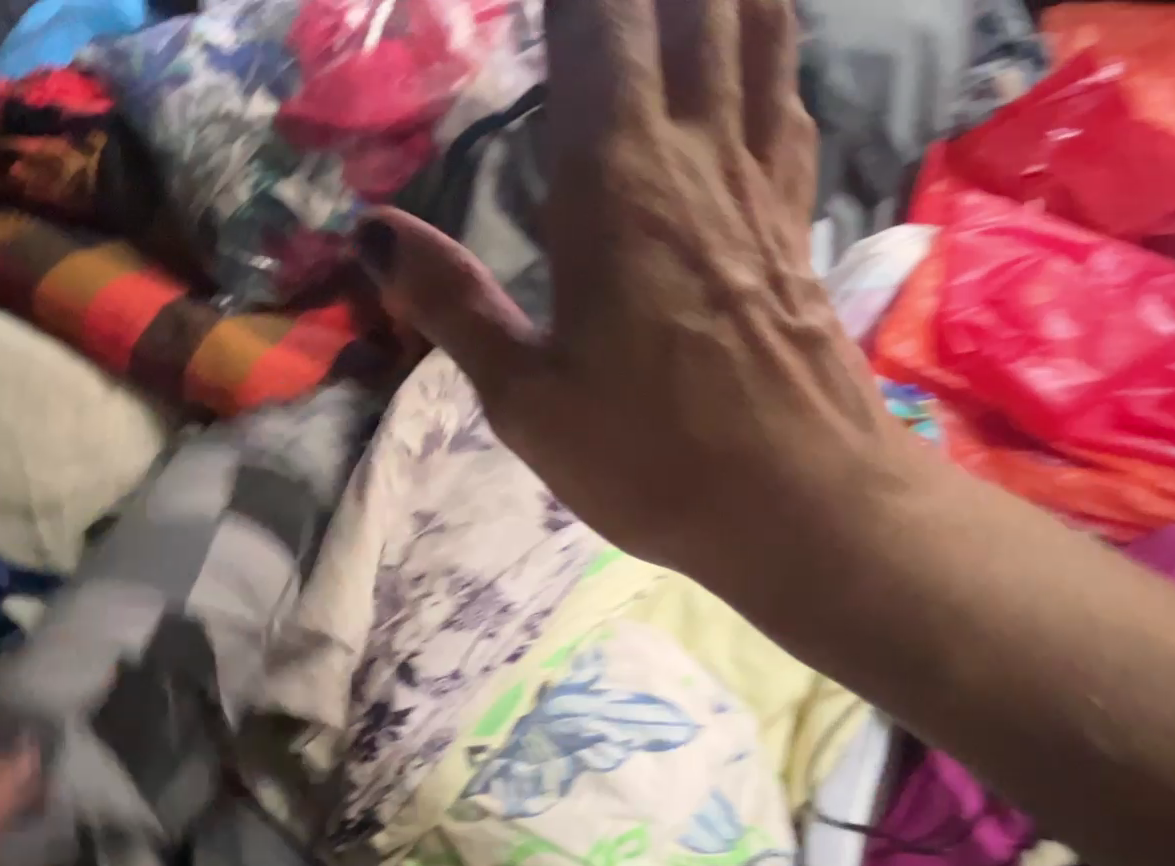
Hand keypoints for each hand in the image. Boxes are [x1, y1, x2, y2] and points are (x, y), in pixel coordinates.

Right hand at [355, 0, 919, 575]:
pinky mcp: (797, 224)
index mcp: (616, 186)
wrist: (803, 506)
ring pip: (757, 31)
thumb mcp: (527, 400)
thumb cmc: (653, 460)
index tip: (540, 4)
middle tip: (594, 5)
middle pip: (687, 6)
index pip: (595, 22)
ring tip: (680, 1)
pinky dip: (770, 53)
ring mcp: (760, 185)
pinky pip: (788, 104)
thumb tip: (371, 230)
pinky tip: (753, 56)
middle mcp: (696, 157)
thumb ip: (452, 305)